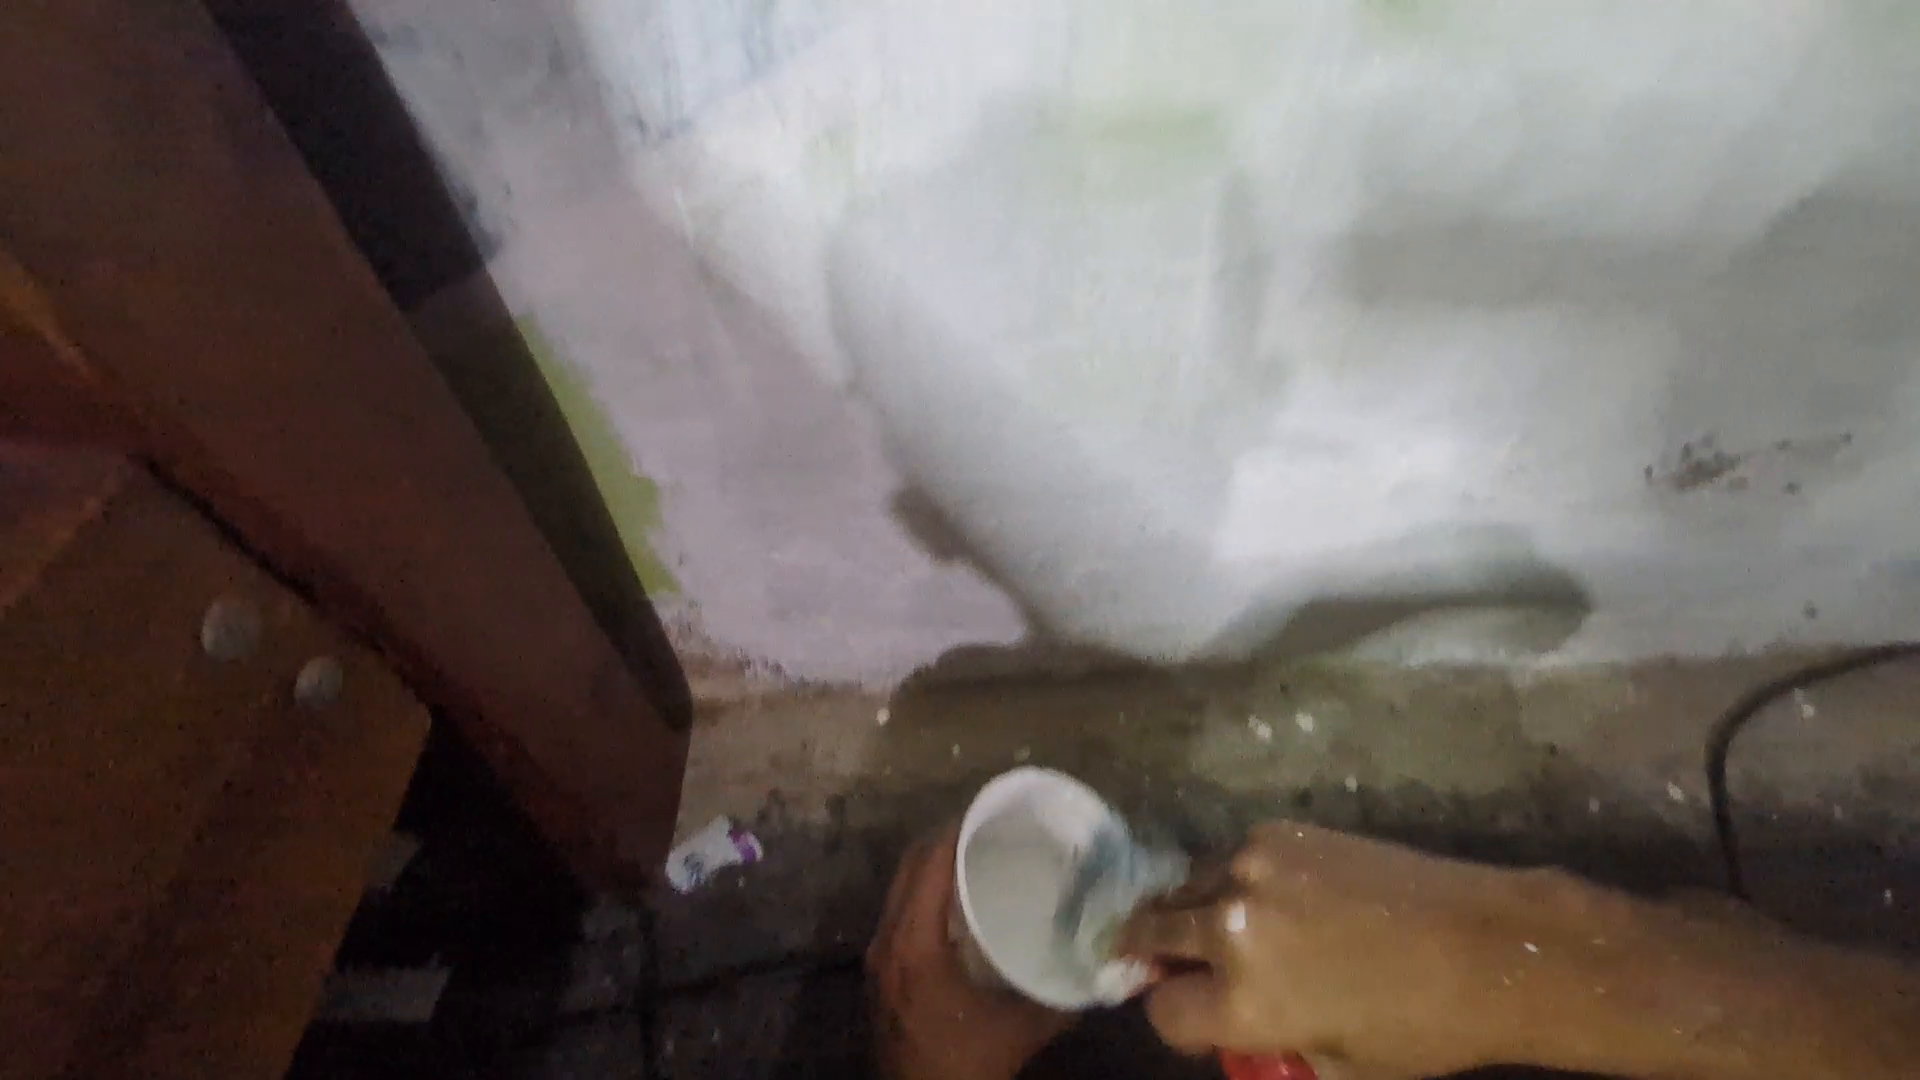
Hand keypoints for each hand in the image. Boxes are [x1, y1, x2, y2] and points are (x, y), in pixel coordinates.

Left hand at [867, 823, 1075, 1079]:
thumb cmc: (964, 1067)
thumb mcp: (1019, 1032)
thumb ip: (1062, 997)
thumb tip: (1102, 965)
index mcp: (915, 943)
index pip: (930, 863)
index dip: (956, 831)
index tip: (989, 812)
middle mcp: (887, 938)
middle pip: (910, 865)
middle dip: (945, 839)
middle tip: (987, 828)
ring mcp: (877, 954)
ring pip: (899, 885)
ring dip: (931, 863)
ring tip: (972, 853)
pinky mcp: (878, 968)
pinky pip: (897, 907)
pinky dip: (921, 889)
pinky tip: (952, 899)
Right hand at [1117, 823, 1637, 1077]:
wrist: (1478, 942)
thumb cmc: (1416, 1027)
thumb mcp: (1333, 1066)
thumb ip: (1262, 1042)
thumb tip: (1223, 1020)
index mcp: (1243, 1001)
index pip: (1161, 1009)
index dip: (1172, 1018)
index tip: (1187, 1012)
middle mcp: (1228, 924)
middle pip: (1150, 930)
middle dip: (1147, 948)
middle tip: (1155, 954)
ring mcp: (1246, 866)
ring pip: (1182, 887)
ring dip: (1187, 910)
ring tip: (1215, 922)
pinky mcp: (1269, 831)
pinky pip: (1224, 859)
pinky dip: (1229, 881)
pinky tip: (1267, 893)